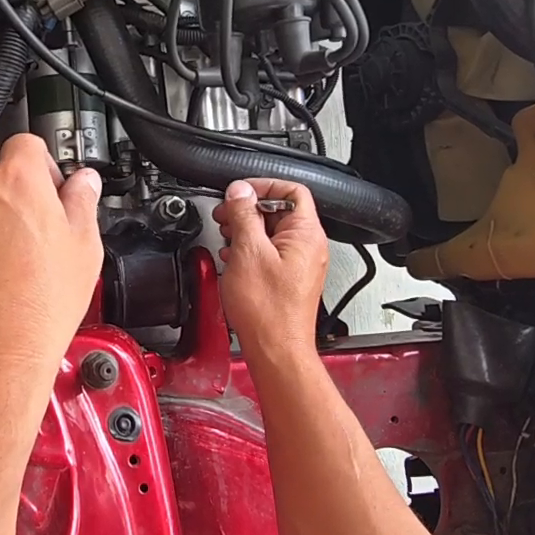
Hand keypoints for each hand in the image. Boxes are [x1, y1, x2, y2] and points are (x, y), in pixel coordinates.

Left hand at [0, 134, 103, 390]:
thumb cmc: (36, 308)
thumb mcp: (84, 249)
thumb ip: (82, 201)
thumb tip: (83, 182)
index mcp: (17, 179)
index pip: (27, 144)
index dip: (42, 167)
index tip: (47, 190)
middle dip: (11, 203)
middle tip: (29, 243)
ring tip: (2, 268)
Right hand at [212, 178, 328, 360]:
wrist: (275, 348)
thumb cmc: (268, 310)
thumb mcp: (248, 252)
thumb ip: (244, 215)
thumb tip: (240, 191)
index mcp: (306, 234)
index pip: (291, 189)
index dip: (262, 185)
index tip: (239, 193)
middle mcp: (309, 247)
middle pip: (279, 209)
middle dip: (248, 209)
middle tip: (226, 215)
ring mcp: (300, 263)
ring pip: (272, 231)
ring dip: (246, 229)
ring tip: (226, 237)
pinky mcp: (289, 278)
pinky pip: (270, 252)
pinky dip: (250, 249)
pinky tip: (233, 258)